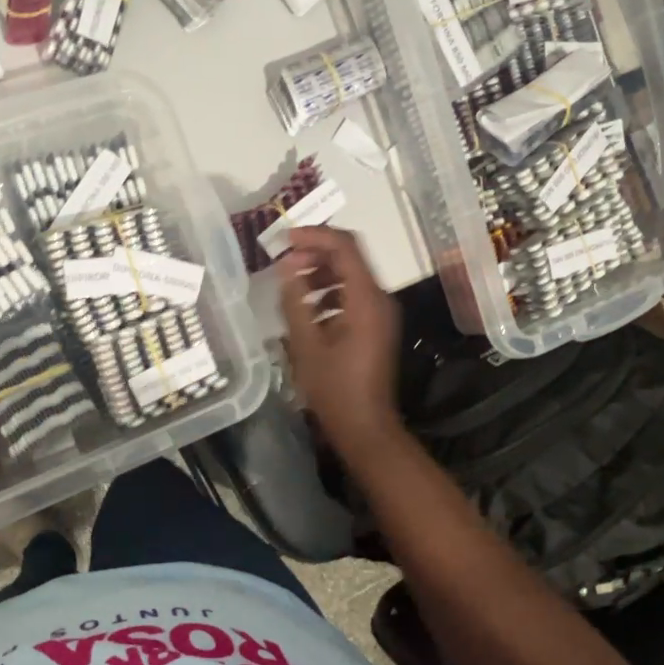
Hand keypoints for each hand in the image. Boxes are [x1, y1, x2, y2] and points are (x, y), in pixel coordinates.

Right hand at [279, 225, 402, 456]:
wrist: (365, 428)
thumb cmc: (334, 390)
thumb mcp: (307, 345)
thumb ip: (295, 301)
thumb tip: (288, 266)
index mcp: (366, 299)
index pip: (345, 246)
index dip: (314, 236)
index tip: (283, 240)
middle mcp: (380, 299)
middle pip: (349, 258)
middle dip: (315, 255)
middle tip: (283, 264)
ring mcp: (381, 314)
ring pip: (350, 278)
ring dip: (320, 276)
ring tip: (290, 288)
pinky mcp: (376, 328)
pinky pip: (352, 298)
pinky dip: (329, 296)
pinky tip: (305, 313)